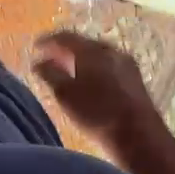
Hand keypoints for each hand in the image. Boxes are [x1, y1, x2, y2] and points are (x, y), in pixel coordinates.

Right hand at [31, 31, 166, 151]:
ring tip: (68, 71)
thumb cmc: (96, 114)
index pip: (65, 36)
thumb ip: (49, 73)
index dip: (48, 41)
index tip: (35, 46)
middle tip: (51, 58)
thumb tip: (38, 62)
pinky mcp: (135, 78)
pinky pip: (109, 65)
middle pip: (83, 43)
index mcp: (90, 50)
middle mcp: (110, 50)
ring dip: (81, 60)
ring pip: (98, 54)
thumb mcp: (64, 94)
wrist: (139, 136)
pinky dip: (95, 68)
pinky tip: (89, 82)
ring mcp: (126, 63)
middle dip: (65, 50)